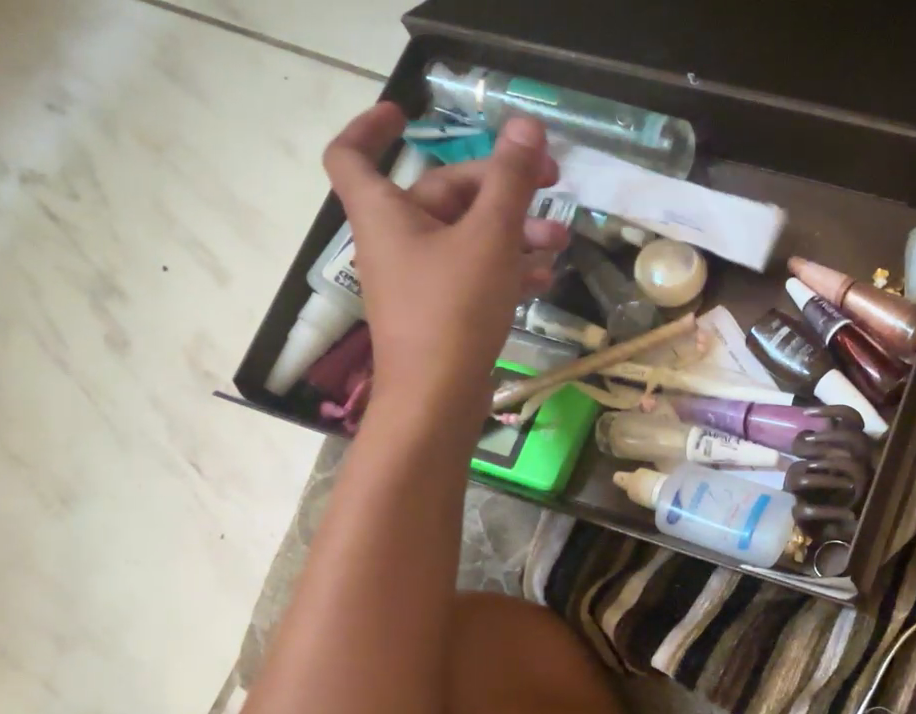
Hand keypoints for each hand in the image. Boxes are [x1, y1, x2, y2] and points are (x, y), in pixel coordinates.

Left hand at [321, 103, 568, 428]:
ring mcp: (420, 279)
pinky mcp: (443, 312)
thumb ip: (512, 182)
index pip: (353, 154)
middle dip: (500, 188)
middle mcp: (396, 240)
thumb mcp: (490, 238)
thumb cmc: (454, 309)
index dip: (372, 127)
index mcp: (386, 212)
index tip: (407, 115)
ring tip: (561, 240)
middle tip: (551, 184)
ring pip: (467, 237)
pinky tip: (546, 277)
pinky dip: (507, 268)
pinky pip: (474, 274)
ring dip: (514, 231)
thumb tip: (528, 126)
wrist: (437, 397)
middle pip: (443, 195)